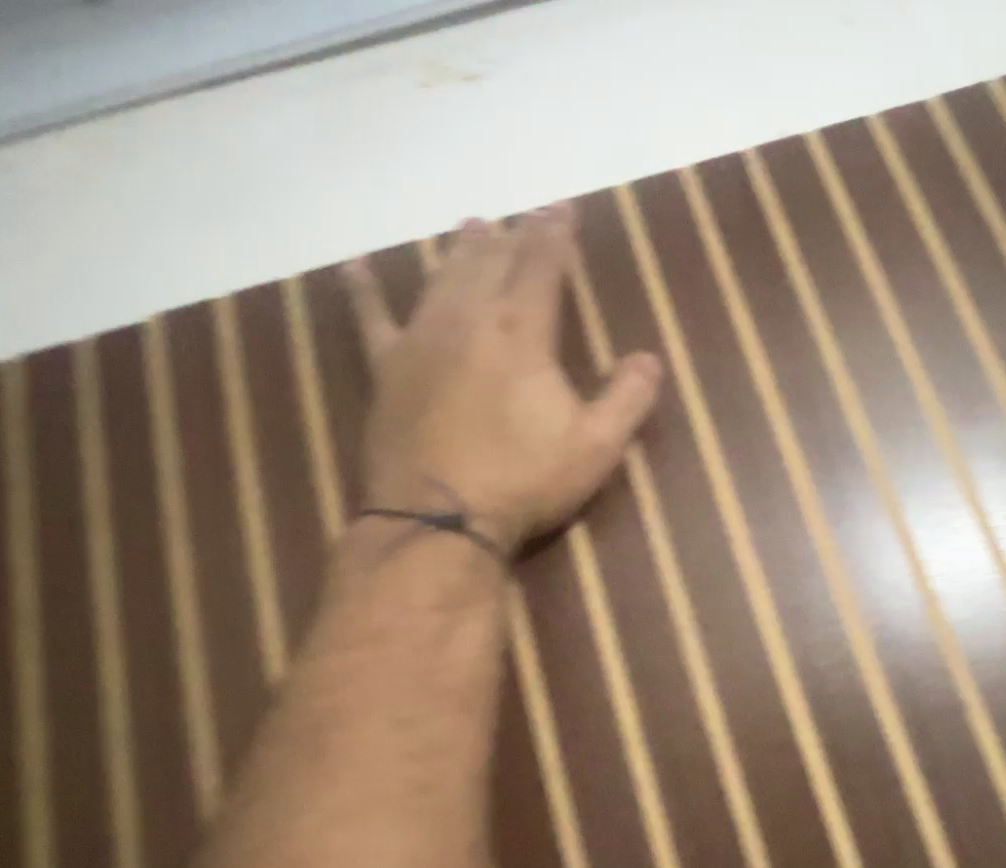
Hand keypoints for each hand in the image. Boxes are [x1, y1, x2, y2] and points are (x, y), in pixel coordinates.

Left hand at [342, 205, 663, 553]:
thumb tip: (650, 358)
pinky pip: (371, 317)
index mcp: (521, 331)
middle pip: (490, 262)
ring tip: (471, 227)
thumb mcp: (596, 448)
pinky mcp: (386, 370)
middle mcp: (468, 319)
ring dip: (459, 250)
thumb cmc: (523, 481)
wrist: (437, 520)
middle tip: (521, 218)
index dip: (554, 232)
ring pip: (441, 278)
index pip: (541, 263)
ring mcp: (420, 341)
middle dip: (511, 236)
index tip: (562, 207)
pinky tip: (355, 266)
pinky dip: (363, 289)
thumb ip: (628, 399)